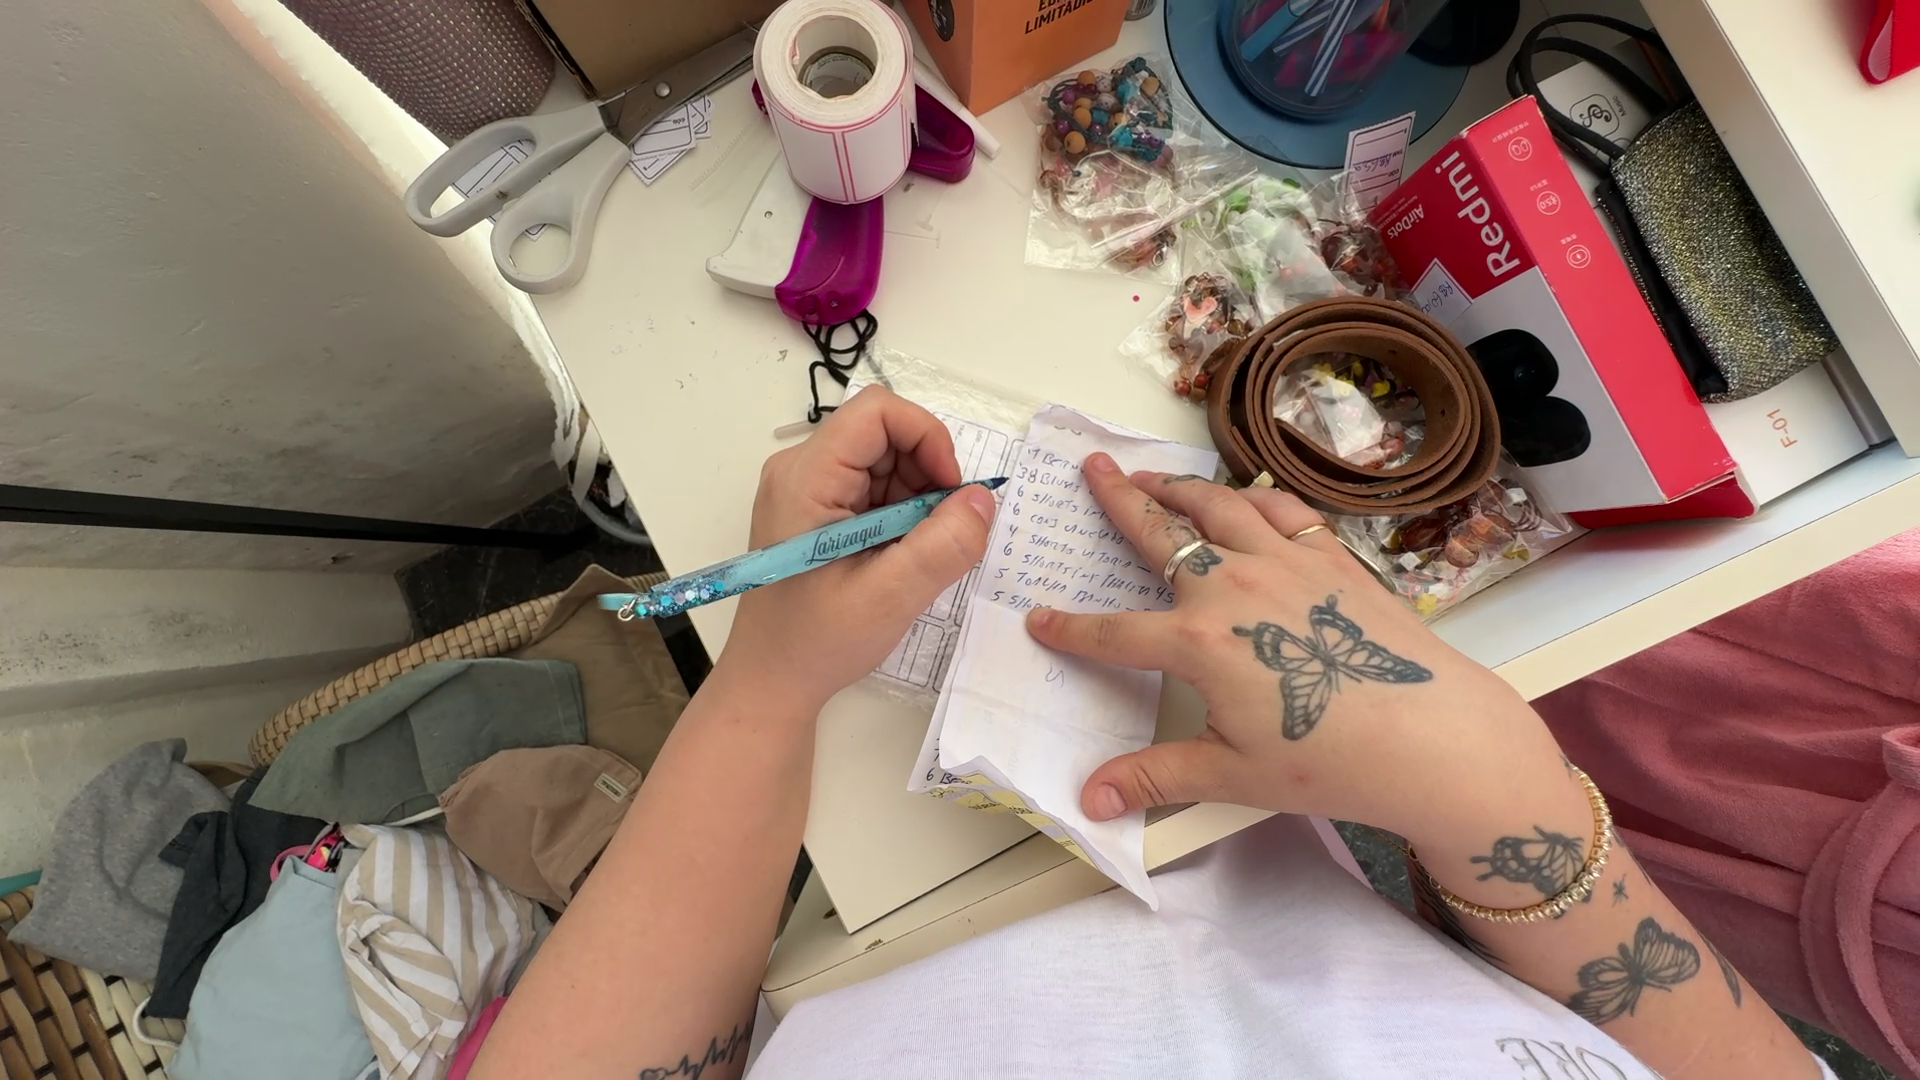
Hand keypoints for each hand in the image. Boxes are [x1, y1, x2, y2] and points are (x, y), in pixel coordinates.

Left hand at [715, 387, 997, 709]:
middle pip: (884, 433)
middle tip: (942, 531)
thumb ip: (944, 545)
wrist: (772, 680)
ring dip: (919, 496)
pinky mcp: (819, 510)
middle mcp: (802, 470)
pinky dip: (904, 513)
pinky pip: (875, 487)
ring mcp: (809, 489)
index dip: (927, 438)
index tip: (951, 492)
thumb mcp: (890, 597)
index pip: (878, 412)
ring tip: (918, 551)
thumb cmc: (817, 643)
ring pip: (885, 460)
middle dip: (927, 473)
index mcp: (806, 478)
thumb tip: (984, 497)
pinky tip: (902, 554)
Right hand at [1023, 454, 1570, 841]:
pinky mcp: (1330, 558)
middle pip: (1159, 533)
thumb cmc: (1330, 762)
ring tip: (1150, 474)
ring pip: (1217, 507)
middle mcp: (1233, 588)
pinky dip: (1251, 495)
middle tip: (1093, 468)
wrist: (1438, 741)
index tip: (1037, 620)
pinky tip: (1238, 494)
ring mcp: (1283, 564)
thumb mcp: (1231, 774)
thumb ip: (1153, 778)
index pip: (1113, 635)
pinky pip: (1280, 510)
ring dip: (1177, 486)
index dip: (1069, 630)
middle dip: (1117, 500)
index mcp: (1198, 643)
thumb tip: (1090, 802)